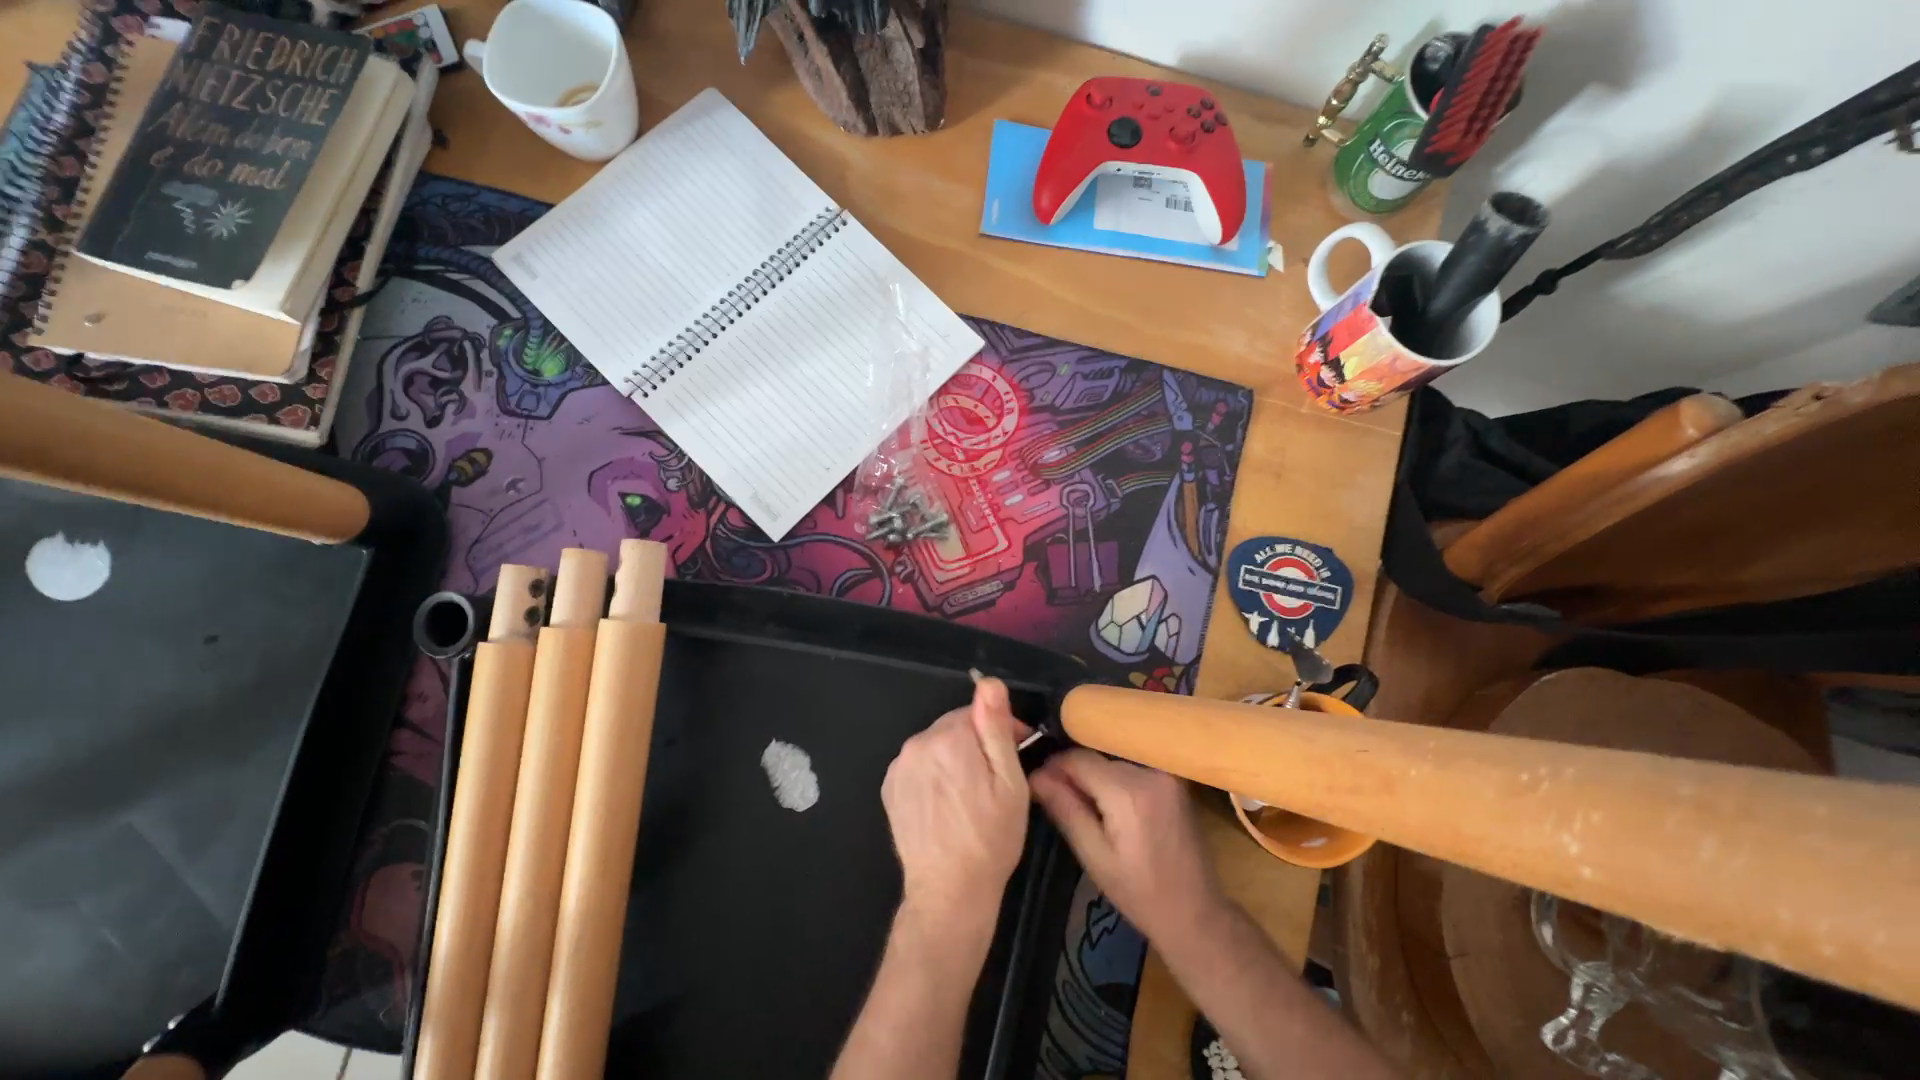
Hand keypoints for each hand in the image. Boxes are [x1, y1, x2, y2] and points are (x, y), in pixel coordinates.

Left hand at [881, 678, 1030, 929]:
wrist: (949, 889)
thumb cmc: (990, 837)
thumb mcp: (1008, 782)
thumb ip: (995, 727)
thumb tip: (989, 683)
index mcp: (950, 737)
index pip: (980, 711)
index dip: (1003, 730)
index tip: (1019, 752)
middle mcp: (918, 743)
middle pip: (955, 727)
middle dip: (977, 743)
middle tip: (998, 780)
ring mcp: (899, 767)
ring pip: (936, 746)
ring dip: (955, 758)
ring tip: (973, 795)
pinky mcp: (890, 788)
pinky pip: (919, 766)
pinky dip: (934, 775)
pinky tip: (948, 804)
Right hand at [1030, 750, 1226, 943]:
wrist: (1195, 911)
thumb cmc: (1140, 892)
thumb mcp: (1094, 856)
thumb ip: (1065, 809)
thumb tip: (1036, 776)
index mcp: (1129, 792)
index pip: (1078, 759)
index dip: (1053, 769)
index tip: (1038, 787)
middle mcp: (1151, 773)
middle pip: (1097, 759)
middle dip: (1075, 777)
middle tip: (1059, 806)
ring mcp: (1167, 775)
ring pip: (1114, 763)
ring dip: (1095, 780)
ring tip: (1085, 812)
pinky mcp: (1175, 782)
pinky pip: (1133, 771)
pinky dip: (1116, 783)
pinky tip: (1112, 811)